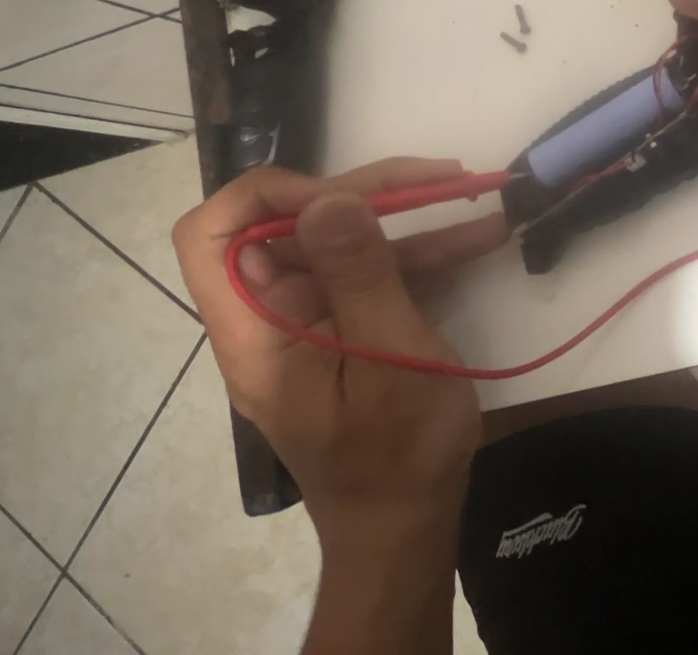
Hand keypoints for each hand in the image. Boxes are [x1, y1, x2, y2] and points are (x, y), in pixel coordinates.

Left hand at [171, 158, 509, 539]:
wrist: (411, 519)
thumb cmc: (397, 452)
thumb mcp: (388, 359)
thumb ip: (358, 277)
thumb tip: (330, 197)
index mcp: (256, 329)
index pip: (216, 234)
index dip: (271, 197)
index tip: (344, 199)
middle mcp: (274, 314)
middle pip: (297, 224)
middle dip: (370, 193)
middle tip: (442, 178)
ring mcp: (317, 318)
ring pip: (347, 241)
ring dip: (412, 218)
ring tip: (474, 194)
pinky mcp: (354, 324)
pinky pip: (379, 271)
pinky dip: (427, 253)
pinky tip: (482, 236)